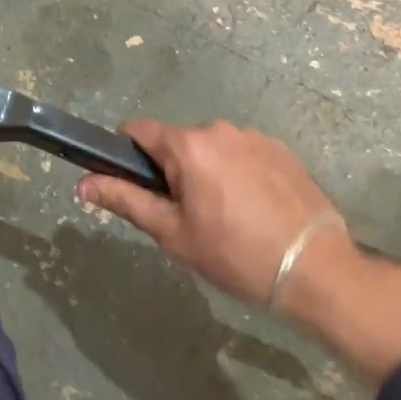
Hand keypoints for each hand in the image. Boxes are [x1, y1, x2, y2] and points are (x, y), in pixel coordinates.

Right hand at [77, 118, 400, 385]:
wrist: (318, 271)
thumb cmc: (235, 254)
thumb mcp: (173, 233)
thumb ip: (125, 200)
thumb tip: (81, 182)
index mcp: (186, 144)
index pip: (136, 129)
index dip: (127, 154)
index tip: (138, 186)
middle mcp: (217, 128)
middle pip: (176, 141)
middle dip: (173, 169)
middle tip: (188, 215)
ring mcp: (253, 136)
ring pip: (211, 147)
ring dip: (207, 170)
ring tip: (227, 215)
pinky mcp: (282, 149)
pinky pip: (243, 152)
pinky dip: (239, 172)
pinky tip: (255, 208)